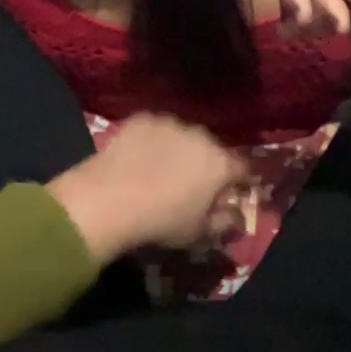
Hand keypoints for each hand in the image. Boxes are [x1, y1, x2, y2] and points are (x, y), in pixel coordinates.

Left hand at [46, 114, 248, 261]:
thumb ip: (224, 222)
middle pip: (210, 149)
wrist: (109, 199)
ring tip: (160, 170)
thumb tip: (235, 214)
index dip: (240, 180)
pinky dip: (153, 141)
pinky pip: (155, 130)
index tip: (233, 190)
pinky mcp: (142, 119)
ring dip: (179, 149)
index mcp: (220, 163)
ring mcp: (170, 123)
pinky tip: (138, 158)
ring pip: (182, 136)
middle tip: (192, 184)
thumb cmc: (161, 220)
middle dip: (206, 163)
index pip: (242, 168)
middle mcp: (200, 136)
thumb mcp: (199, 232)